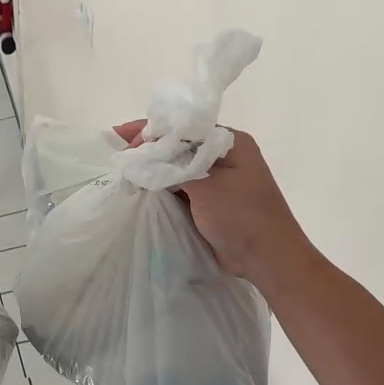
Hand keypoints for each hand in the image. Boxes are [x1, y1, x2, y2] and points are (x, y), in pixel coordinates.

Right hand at [114, 121, 314, 289]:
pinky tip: (139, 188)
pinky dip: (159, 186)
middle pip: (177, 145)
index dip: (150, 130)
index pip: (183, 127)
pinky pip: (177, 186)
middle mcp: (222, 156)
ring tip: (122, 171)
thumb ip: (173, 167)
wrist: (266, 257)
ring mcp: (215, 179)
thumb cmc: (242, 216)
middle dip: (147, 148)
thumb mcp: (207, 185)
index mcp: (229, 143)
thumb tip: (140, 158)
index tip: (121, 138)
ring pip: (175, 166)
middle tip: (117, 154)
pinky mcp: (208, 200)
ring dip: (151, 169)